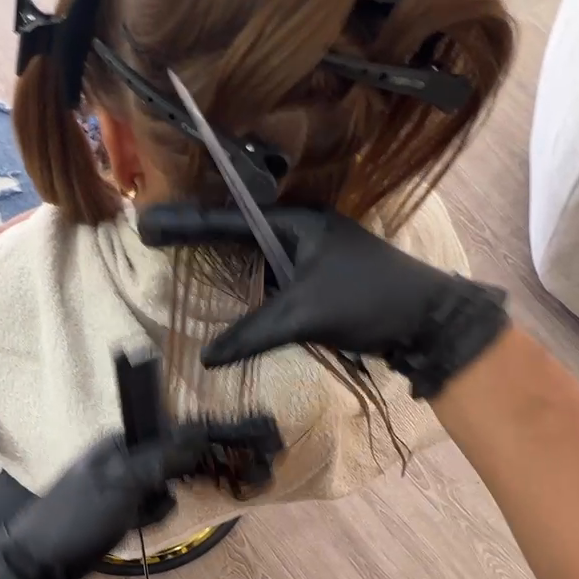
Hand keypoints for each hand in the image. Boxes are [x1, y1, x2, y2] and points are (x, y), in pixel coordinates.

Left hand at [0, 418, 281, 578]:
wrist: (39, 563)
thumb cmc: (78, 518)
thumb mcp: (123, 484)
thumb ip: (163, 459)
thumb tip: (200, 436)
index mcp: (122, 441)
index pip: (182, 430)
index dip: (220, 434)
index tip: (260, 438)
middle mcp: (123, 455)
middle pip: (177, 453)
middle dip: (200, 465)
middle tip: (231, 476)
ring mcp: (120, 483)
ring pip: (166, 482)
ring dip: (166, 498)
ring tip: (148, 512)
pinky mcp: (118, 509)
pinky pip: (150, 504)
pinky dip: (152, 514)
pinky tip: (138, 525)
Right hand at [138, 205, 510, 397]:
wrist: (428, 319)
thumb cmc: (368, 301)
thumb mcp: (304, 315)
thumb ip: (252, 334)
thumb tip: (207, 357)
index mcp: (297, 223)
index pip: (229, 222)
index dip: (188, 226)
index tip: (150, 226)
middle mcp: (303, 232)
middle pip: (240, 235)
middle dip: (200, 240)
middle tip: (159, 240)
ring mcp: (314, 257)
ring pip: (257, 260)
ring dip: (225, 267)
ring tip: (182, 266)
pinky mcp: (322, 282)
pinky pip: (274, 282)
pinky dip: (249, 292)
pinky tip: (229, 302)